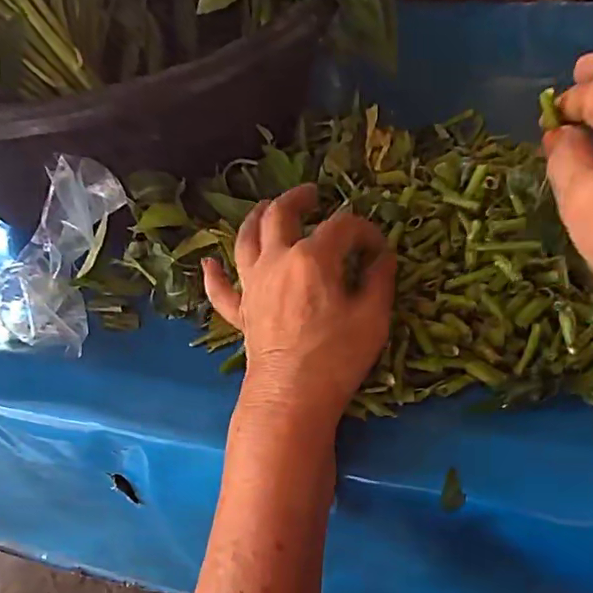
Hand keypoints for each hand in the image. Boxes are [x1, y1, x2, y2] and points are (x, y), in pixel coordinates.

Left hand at [203, 184, 394, 427]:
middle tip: (313, 195)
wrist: (290, 397)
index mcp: (312, 257)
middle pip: (280, 215)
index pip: (342, 226)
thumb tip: (382, 257)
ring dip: (255, 219)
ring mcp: (253, 286)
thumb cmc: (336, 359)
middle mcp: (276, 262)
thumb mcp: (373, 318)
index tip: (378, 250)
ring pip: (245, 240)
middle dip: (299, 199)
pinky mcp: (240, 313)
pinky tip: (210, 263)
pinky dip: (214, 274)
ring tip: (266, 209)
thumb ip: (379, 280)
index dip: (364, 231)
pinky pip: (221, 290)